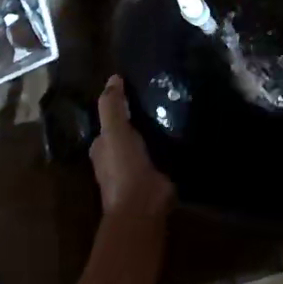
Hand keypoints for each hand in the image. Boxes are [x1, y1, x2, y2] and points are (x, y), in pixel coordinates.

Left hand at [91, 77, 173, 221]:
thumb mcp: (114, 131)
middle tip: (160, 96)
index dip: (120, 106)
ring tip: (174, 109)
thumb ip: (112, 105)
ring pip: (145, 142)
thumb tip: (113, 77)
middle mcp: (115, 158)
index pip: (109, 121)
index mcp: (102, 147)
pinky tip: (181, 132)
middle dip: (138, 118)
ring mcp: (136, 169)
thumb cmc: (123, 166)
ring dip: (154, 131)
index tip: (137, 88)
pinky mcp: (156, 176)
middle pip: (127, 131)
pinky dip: (167, 145)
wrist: (143, 205)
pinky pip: (161, 154)